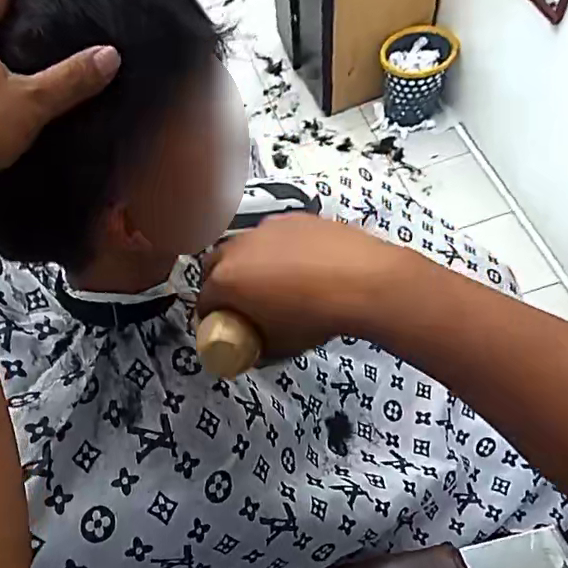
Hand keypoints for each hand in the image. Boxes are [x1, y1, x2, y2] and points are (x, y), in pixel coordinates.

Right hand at [198, 214, 419, 358]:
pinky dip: (278, 251)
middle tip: (241, 304)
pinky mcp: (294, 219)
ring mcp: (267, 228)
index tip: (222, 325)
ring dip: (249, 264)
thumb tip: (252, 348)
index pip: (203, 302)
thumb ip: (254, 346)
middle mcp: (240, 247)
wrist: (364, 283)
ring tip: (273, 285)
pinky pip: (274, 236)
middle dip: (222, 285)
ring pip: (245, 247)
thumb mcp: (278, 346)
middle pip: (215, 267)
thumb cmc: (319, 315)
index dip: (210, 318)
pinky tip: (299, 268)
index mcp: (227, 280)